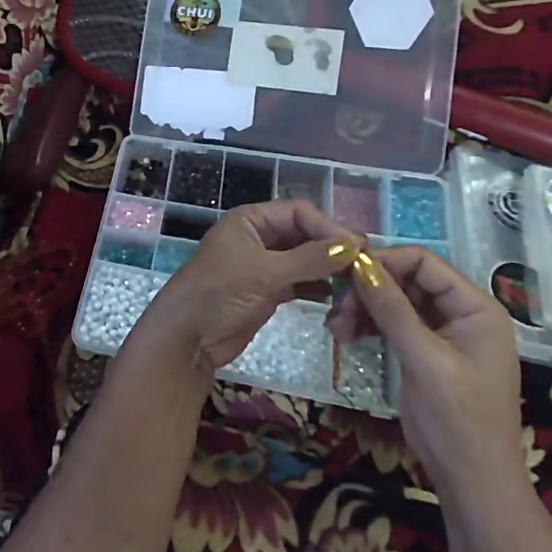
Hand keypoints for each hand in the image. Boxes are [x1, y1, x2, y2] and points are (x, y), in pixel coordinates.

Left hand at [124, 199, 358, 376]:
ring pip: (305, 259)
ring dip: (329, 270)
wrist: (186, 338)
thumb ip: (309, 259)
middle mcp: (257, 237)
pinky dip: (319, 287)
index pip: (299, 213)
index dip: (328, 228)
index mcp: (249, 220)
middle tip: (365, 267)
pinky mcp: (267, 291)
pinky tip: (338, 297)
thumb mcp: (263, 273)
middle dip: (332, 249)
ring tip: (357, 284)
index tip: (358, 249)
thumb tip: (353, 247)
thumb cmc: (217, 294)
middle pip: (305, 234)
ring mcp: (262, 265)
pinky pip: (301, 281)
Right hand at [331, 244, 523, 494]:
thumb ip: (394, 311)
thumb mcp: (424, 361)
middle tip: (336, 310)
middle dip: (369, 290)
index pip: (425, 263)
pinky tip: (346, 336)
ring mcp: (441, 333)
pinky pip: (392, 324)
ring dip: (363, 309)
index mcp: (476, 308)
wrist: (471, 477)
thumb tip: (362, 266)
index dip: (385, 262)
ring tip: (337, 328)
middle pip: (407, 280)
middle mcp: (460, 313)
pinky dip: (368, 326)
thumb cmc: (458, 418)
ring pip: (395, 302)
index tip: (345, 275)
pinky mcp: (423, 351)